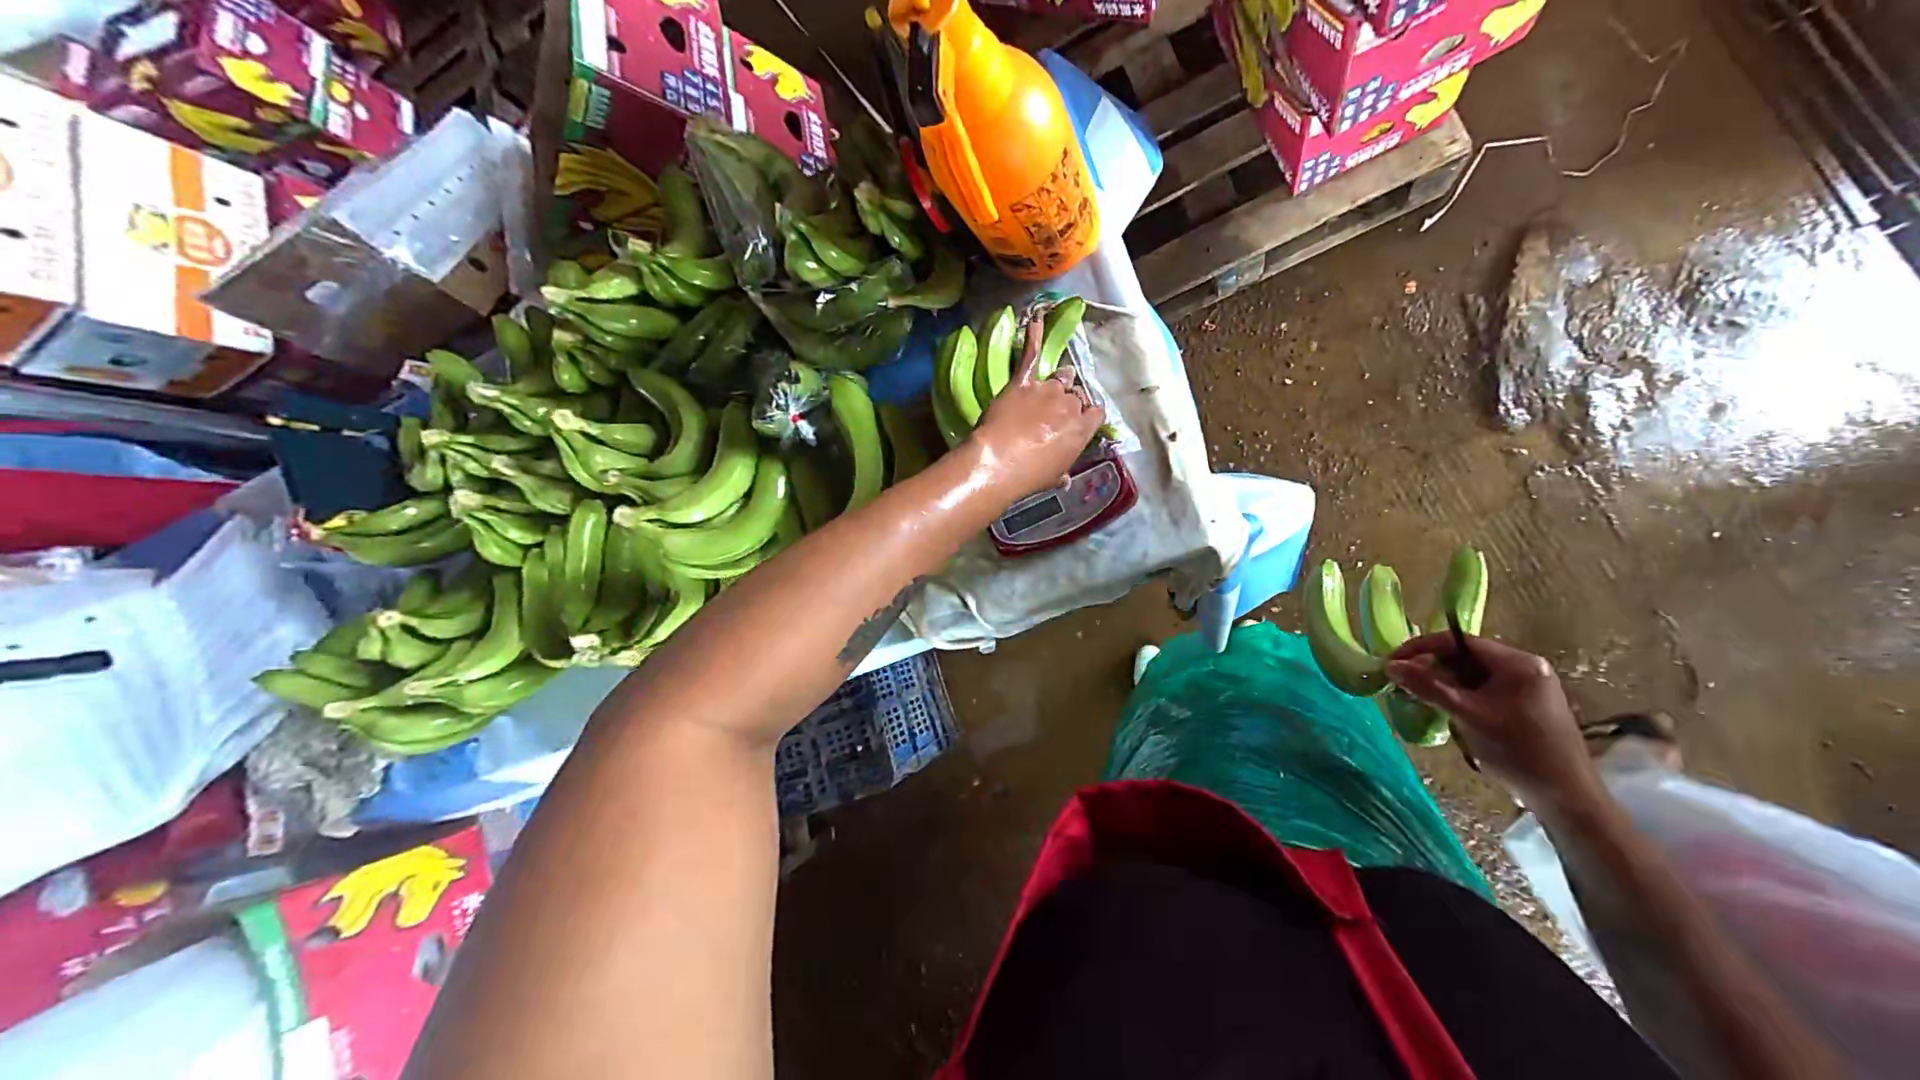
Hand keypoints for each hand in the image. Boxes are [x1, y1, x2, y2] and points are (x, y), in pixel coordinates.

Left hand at [965, 318, 1104, 500]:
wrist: (999, 462)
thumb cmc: (1029, 475)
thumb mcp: (1053, 477)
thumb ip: (1062, 468)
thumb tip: (1062, 475)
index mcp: (1083, 429)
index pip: (1095, 413)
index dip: (1085, 417)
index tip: (1075, 424)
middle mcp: (1070, 404)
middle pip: (1076, 394)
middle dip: (1068, 401)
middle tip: (1053, 415)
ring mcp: (1046, 390)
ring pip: (1060, 377)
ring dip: (1057, 381)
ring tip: (1050, 386)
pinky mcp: (1022, 383)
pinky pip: (1031, 355)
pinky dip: (1034, 336)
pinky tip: (1036, 319)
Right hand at [1387, 634, 1606, 813]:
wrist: (1566, 796)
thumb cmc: (1518, 750)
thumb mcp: (1467, 715)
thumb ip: (1428, 686)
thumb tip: (1391, 665)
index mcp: (1517, 663)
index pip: (1458, 642)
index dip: (1421, 648)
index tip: (1392, 663)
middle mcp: (1525, 668)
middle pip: (1465, 657)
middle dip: (1430, 668)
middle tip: (1401, 682)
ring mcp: (1528, 688)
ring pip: (1473, 676)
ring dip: (1443, 684)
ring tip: (1416, 696)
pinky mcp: (1526, 707)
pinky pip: (1484, 691)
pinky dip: (1460, 696)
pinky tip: (1444, 710)